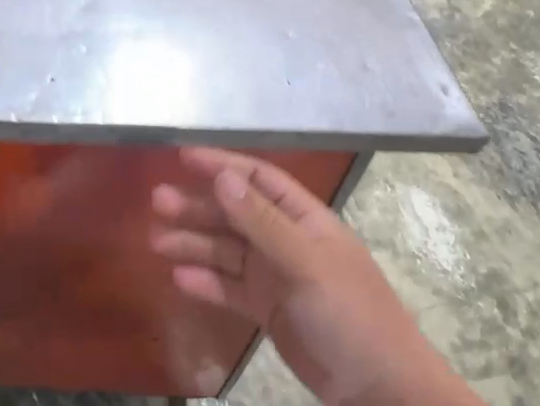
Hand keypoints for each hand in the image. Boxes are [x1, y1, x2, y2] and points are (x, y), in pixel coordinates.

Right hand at [149, 149, 481, 405]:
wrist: (382, 393)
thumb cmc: (351, 316)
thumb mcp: (306, 264)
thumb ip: (262, 221)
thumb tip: (221, 176)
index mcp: (306, 221)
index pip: (259, 179)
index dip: (222, 165)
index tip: (182, 157)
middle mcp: (288, 242)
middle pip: (234, 214)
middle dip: (197, 207)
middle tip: (157, 202)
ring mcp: (277, 277)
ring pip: (226, 250)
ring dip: (193, 243)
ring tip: (157, 243)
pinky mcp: (268, 309)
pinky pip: (229, 287)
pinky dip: (205, 281)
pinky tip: (181, 280)